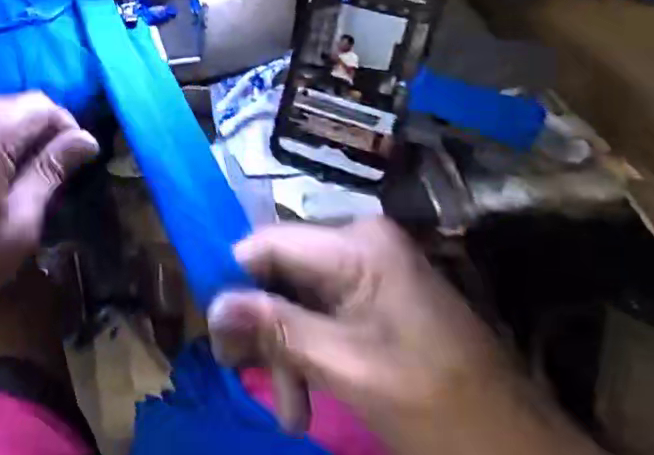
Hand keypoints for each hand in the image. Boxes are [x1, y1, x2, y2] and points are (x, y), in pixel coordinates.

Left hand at [0, 94, 96, 451]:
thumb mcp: (21, 222)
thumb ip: (52, 171)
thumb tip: (86, 139)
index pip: (41, 106)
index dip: (66, 129)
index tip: (78, 161)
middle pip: (12, 107)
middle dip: (35, 134)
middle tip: (47, 177)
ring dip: (5, 139)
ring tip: (12, 182)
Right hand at [208, 219, 602, 454]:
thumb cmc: (444, 411)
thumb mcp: (350, 370)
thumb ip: (277, 330)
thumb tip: (209, 305)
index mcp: (357, 244)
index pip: (265, 244)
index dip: (233, 285)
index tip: (217, 339)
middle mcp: (359, 241)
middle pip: (279, 272)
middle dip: (265, 332)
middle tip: (249, 381)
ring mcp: (371, 268)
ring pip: (295, 297)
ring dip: (285, 351)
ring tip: (289, 411)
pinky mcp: (378, 296)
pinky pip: (321, 311)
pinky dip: (309, 352)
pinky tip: (306, 397)